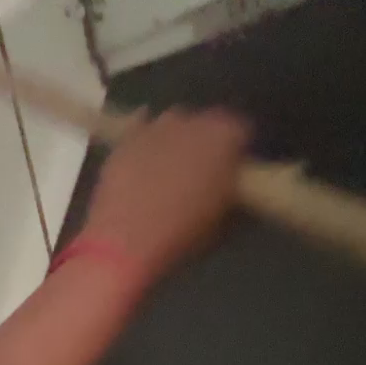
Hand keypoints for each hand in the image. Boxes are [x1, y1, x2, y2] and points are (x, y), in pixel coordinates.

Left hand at [80, 107, 252, 279]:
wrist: (127, 242)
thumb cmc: (182, 235)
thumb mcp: (223, 219)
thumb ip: (228, 191)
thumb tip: (225, 187)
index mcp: (227, 137)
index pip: (239, 134)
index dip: (232, 155)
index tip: (226, 174)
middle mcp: (195, 121)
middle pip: (204, 125)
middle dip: (201, 145)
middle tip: (192, 174)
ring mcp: (157, 127)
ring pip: (171, 125)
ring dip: (171, 141)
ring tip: (162, 170)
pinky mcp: (125, 141)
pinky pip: (137, 130)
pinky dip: (141, 140)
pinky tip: (139, 157)